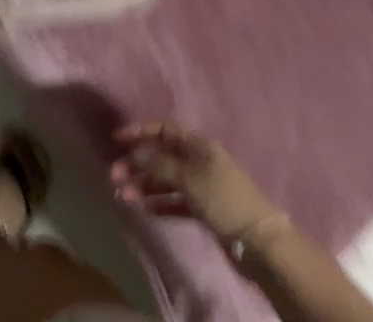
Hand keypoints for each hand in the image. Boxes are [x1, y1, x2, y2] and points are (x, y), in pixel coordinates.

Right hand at [110, 121, 278, 241]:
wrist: (258, 242)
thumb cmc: (222, 199)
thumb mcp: (189, 178)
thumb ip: (160, 164)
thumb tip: (136, 151)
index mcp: (199, 145)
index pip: (165, 129)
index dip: (141, 131)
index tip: (117, 140)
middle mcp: (199, 161)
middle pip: (162, 156)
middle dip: (137, 163)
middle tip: (114, 176)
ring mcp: (202, 185)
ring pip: (166, 180)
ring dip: (144, 185)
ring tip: (124, 197)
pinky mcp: (204, 208)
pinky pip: (175, 201)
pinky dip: (160, 203)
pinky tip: (145, 209)